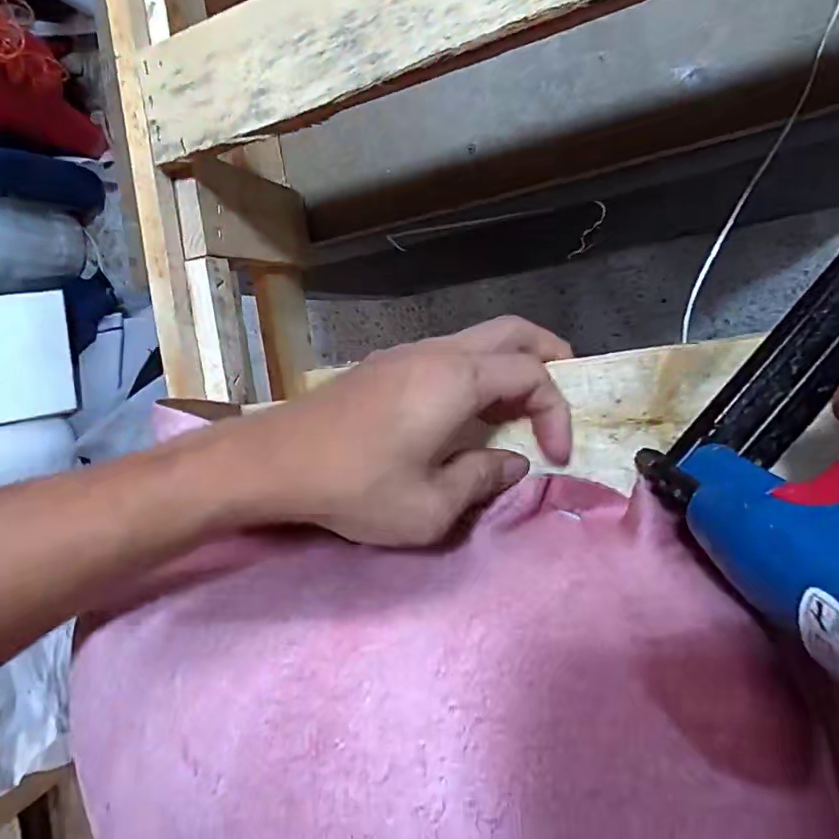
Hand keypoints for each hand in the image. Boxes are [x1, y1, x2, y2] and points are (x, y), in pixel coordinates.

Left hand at [214, 316, 573, 545]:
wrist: (276, 460)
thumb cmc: (355, 485)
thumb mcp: (430, 506)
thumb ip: (482, 479)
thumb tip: (512, 463)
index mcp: (456, 378)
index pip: (533, 374)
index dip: (556, 411)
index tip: (552, 457)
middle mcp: (436, 352)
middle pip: (511, 331)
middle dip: (549, 357)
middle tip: (562, 396)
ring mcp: (406, 352)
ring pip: (476, 339)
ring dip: (508, 366)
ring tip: (516, 411)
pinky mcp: (383, 363)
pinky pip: (447, 354)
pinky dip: (475, 372)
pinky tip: (464, 412)